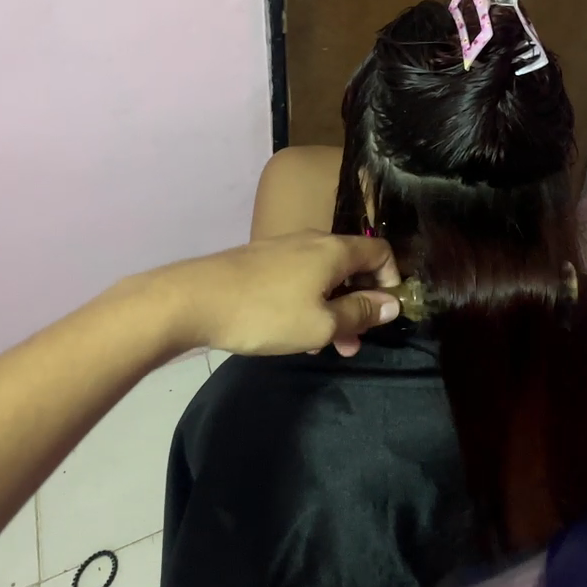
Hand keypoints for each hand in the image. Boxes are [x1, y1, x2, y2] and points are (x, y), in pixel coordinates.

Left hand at [161, 229, 402, 356]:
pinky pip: (300, 277)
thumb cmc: (266, 313)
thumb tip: (392, 303)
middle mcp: (315, 240)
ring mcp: (286, 247)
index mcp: (336, 249)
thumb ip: (360, 313)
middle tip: (354, 342)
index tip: (383, 313)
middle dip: (359, 303)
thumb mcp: (321, 324)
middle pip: (352, 265)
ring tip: (324, 346)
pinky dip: (309, 300)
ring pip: (324, 275)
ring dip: (333, 307)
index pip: (381, 252)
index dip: (391, 280)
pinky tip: (293, 331)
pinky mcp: (262, 259)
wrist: (193, 299)